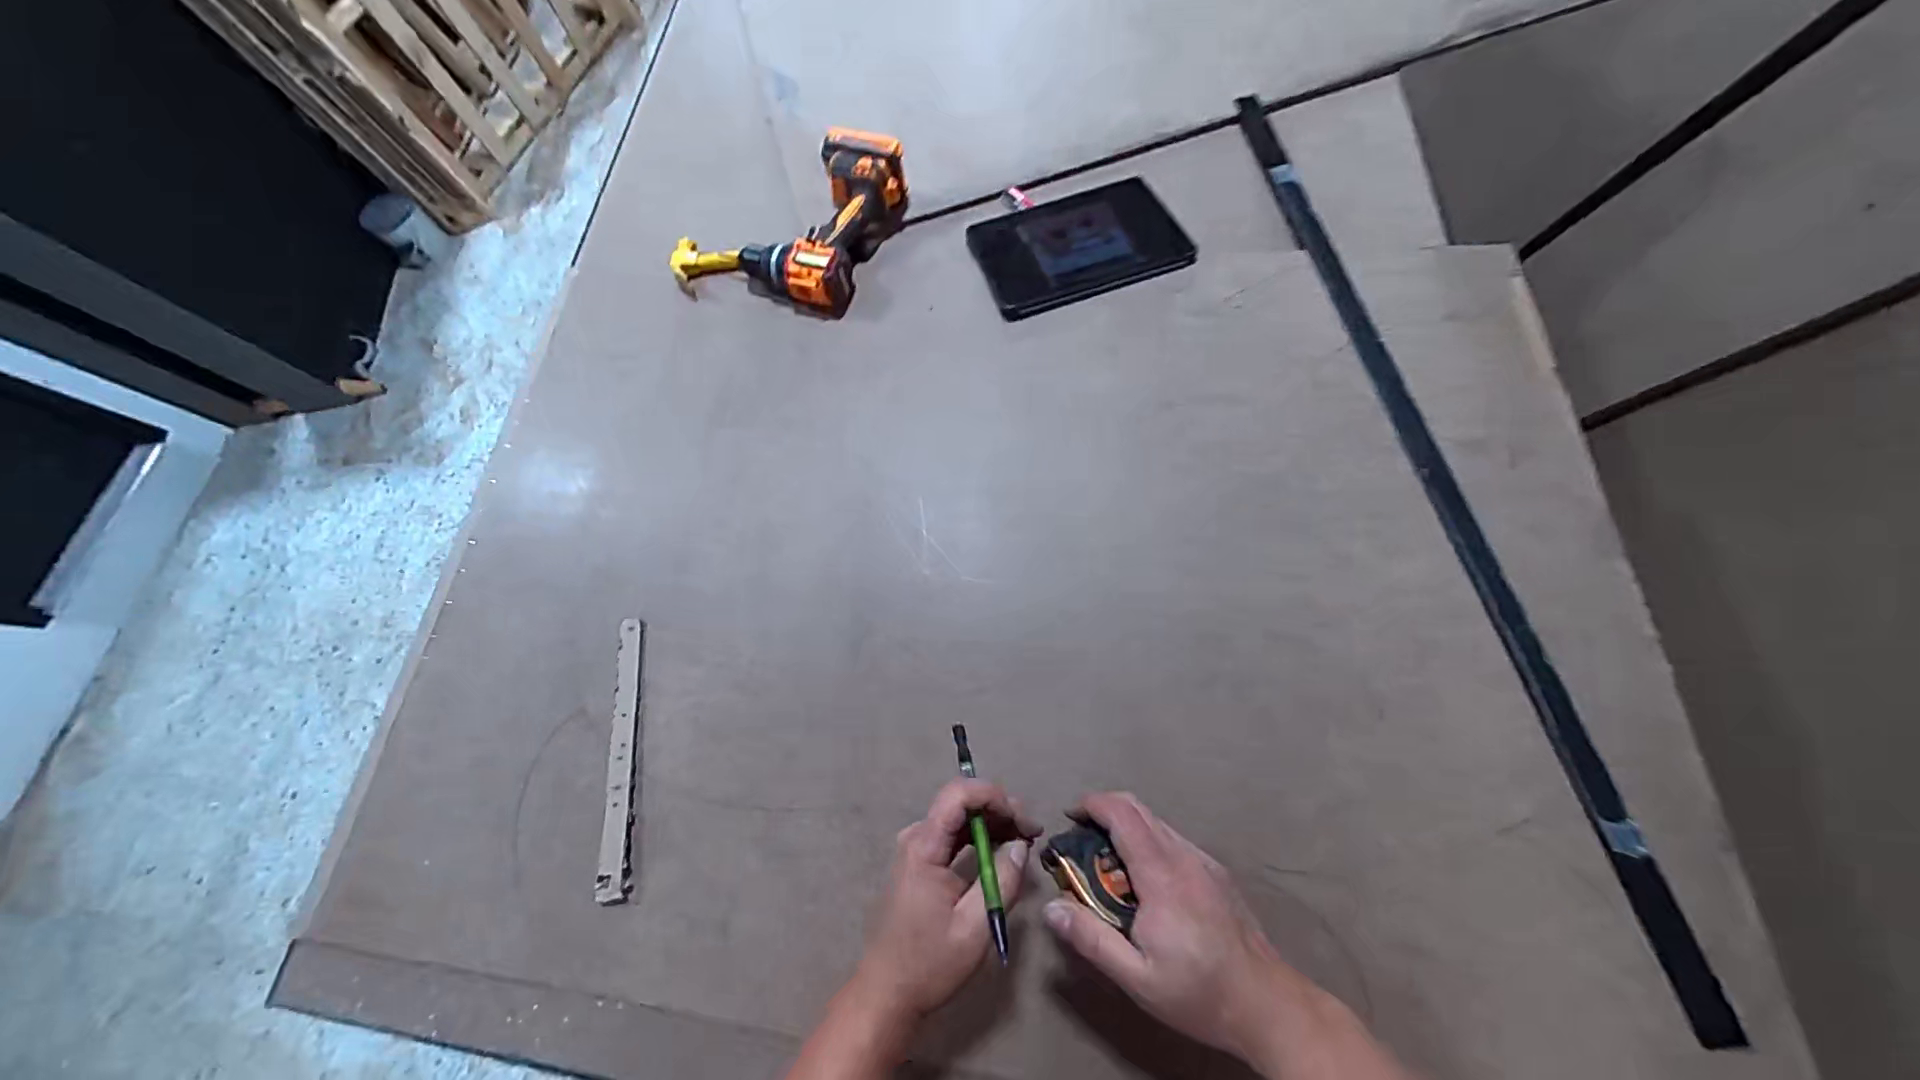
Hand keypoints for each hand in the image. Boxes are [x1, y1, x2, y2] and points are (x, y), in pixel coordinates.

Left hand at [850, 777, 1041, 1017]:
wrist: (886, 993)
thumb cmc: (928, 964)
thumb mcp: (975, 928)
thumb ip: (1001, 881)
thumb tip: (1021, 846)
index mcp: (923, 846)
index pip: (958, 794)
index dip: (994, 796)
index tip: (1023, 821)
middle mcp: (916, 838)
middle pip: (961, 802)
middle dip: (1000, 810)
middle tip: (1033, 834)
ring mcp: (916, 849)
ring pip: (959, 817)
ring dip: (993, 822)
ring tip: (1024, 841)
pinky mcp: (920, 863)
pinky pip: (953, 836)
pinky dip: (980, 837)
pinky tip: (1002, 851)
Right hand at [1044, 793, 1412, 1078]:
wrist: (1270, 1006)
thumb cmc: (1200, 994)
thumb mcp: (1138, 977)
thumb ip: (1091, 938)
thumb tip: (1051, 907)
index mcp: (1162, 877)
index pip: (1123, 816)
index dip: (1092, 805)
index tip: (1069, 817)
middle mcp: (1184, 857)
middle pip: (1138, 808)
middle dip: (1103, 809)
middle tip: (1079, 836)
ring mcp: (1204, 862)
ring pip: (1156, 822)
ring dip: (1125, 825)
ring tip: (1106, 860)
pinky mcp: (1216, 872)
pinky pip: (1173, 839)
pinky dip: (1147, 839)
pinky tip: (1143, 878)